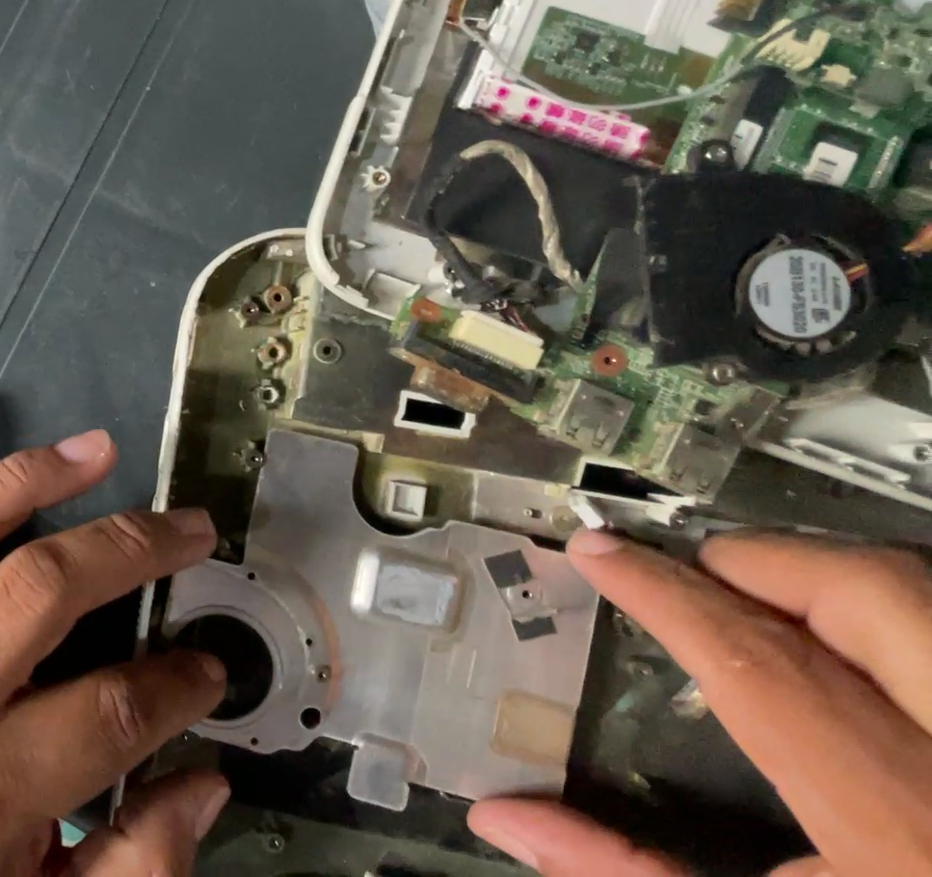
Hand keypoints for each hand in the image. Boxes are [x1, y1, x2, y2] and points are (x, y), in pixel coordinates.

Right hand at [468, 528, 931, 875]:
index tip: (598, 548)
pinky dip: (900, 615)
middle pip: (869, 596)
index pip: (749, 656)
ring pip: (929, 595)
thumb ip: (622, 866)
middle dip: (760, 562)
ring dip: (839, 581)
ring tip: (771, 598)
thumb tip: (504, 819)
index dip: (660, 590)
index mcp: (893, 817)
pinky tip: (867, 646)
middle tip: (693, 570)